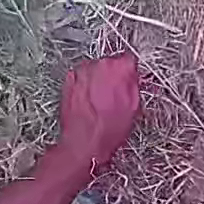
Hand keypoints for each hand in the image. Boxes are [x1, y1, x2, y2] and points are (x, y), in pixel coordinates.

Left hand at [56, 53, 140, 168]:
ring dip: (98, 80)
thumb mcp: (134, 107)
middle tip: (116, 95)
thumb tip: (135, 76)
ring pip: (94, 70)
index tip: (130, 80)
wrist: (83, 143)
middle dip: (113, 76)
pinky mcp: (69, 81)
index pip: (128, 60)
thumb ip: (135, 84)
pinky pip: (81, 78)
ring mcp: (82, 73)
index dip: (130, 72)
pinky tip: (89, 101)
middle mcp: (99, 66)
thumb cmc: (107, 130)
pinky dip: (85, 85)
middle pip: (110, 63)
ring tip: (100, 101)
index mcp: (119, 68)